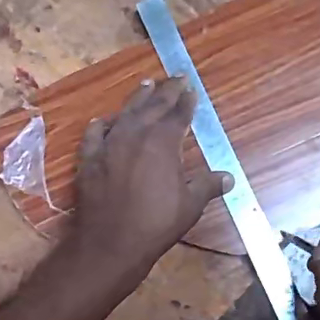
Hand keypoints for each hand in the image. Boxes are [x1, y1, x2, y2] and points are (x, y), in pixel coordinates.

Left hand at [64, 77, 230, 280]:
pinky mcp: (89, 159)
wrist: (111, 242)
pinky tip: (104, 120)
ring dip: (138, 98)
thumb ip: (208, 186)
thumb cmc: (157, 223)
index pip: (178, 114)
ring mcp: (109, 145)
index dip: (186, 101)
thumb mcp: (190, 205)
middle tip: (175, 77)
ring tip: (146, 84)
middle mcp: (136, 135)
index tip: (192, 89)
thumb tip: (229, 178)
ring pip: (126, 113)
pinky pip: (95, 134)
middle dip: (167, 91)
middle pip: (153, 106)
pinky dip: (102, 124)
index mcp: (163, 142)